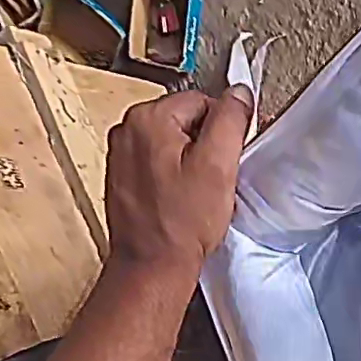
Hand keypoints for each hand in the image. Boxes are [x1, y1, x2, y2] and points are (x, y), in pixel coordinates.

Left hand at [103, 86, 252, 275]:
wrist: (153, 266)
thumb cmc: (181, 225)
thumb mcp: (218, 166)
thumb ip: (230, 120)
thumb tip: (238, 93)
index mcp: (148, 119)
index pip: (203, 103)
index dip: (223, 134)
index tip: (224, 162)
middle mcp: (127, 131)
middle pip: (185, 122)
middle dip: (205, 149)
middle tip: (210, 183)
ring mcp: (121, 156)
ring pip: (172, 145)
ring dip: (189, 166)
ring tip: (194, 196)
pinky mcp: (123, 179)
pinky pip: (158, 166)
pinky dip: (173, 181)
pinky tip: (179, 203)